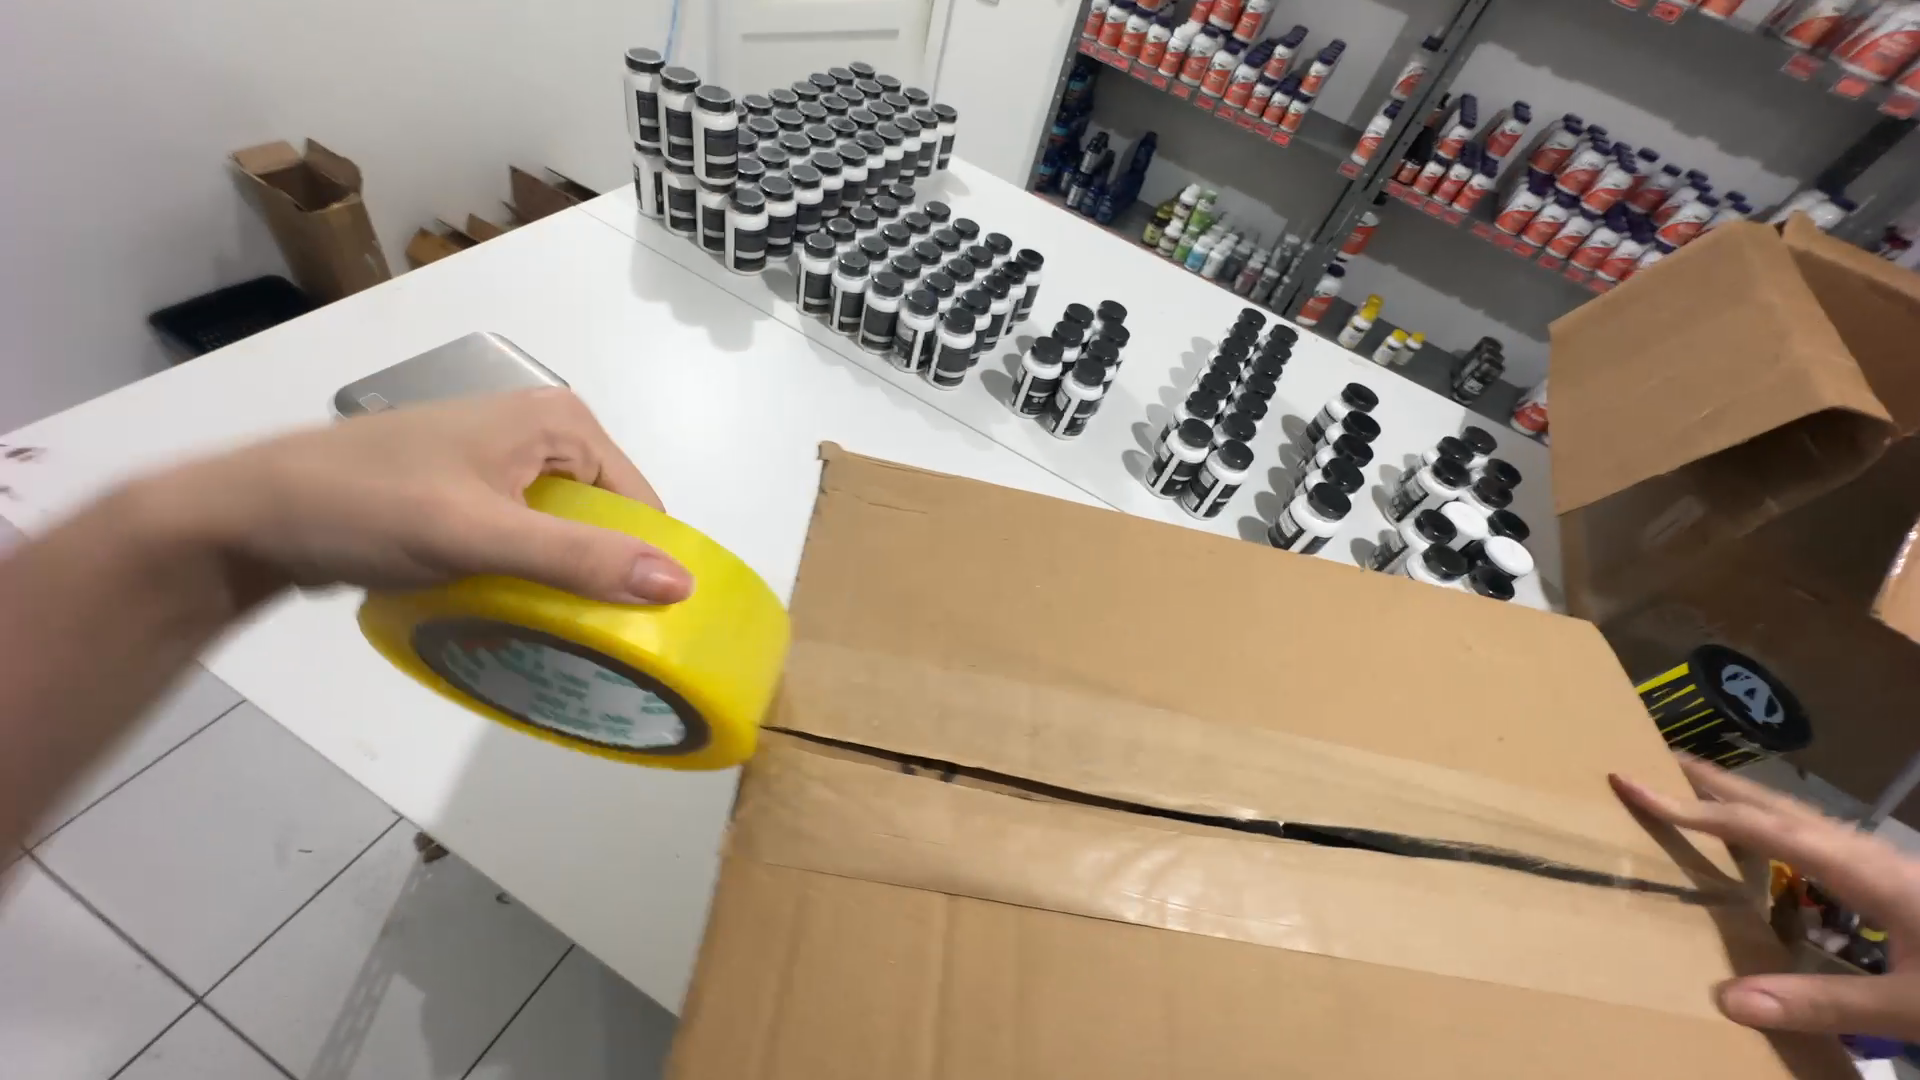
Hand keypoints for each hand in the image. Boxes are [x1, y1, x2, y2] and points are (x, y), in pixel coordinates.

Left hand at [141, 388, 692, 604]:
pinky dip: (538, 570)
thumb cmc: (364, 508)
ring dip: (570, 578)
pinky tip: (520, 603)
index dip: (644, 564)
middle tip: (590, 635)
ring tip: (555, 626)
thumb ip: (580, 558)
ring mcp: (512, 456)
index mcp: (563, 420)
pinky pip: (537, 533)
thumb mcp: (479, 535)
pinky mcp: (482, 483)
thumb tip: (682, 585)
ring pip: (574, 530)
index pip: (641, 504)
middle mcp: (547, 429)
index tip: (635, 628)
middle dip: (605, 574)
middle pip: (610, 518)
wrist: (241, 516)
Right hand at [1611, 757, 1919, 1039]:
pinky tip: (1766, 845)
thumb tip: (1724, 998)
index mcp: (1864, 872)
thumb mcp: (1917, 1011)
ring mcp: (1891, 867)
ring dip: (1741, 799)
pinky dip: (1771, 825)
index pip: (1754, 826)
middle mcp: (1870, 856)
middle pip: (1776, 804)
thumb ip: (1823, 1003)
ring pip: (1800, 817)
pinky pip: (1818, 839)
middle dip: (1711, 780)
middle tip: (1652, 758)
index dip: (1685, 806)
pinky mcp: (1903, 883)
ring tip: (1693, 789)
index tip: (1627, 782)